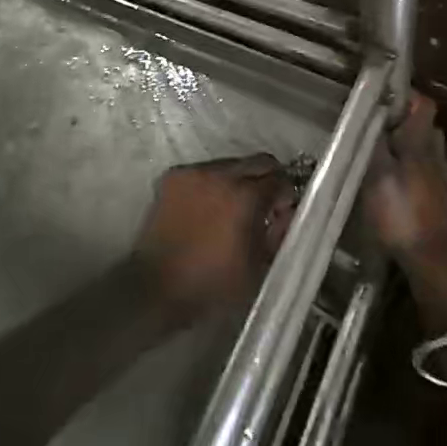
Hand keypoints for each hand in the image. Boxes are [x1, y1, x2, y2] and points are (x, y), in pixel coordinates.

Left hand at [130, 155, 296, 325]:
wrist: (160, 283)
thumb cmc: (215, 283)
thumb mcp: (261, 265)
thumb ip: (279, 232)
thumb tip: (285, 212)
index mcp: (244, 196)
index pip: (279, 178)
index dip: (287, 196)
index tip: (283, 213)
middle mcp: (218, 175)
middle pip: (255, 162)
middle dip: (266, 181)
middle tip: (265, 208)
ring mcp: (191, 172)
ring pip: (228, 164)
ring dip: (238, 180)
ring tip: (233, 210)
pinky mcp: (172, 176)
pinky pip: (202, 171)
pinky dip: (212, 184)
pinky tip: (208, 208)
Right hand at [361, 94, 446, 269]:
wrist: (427, 258)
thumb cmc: (398, 211)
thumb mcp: (376, 172)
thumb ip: (374, 140)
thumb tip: (370, 110)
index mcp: (421, 144)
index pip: (423, 104)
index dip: (403, 93)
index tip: (376, 91)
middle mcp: (435, 154)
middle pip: (423, 122)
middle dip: (399, 114)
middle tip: (368, 117)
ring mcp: (438, 174)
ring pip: (423, 143)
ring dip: (403, 136)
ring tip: (375, 140)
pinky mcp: (435, 192)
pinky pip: (422, 162)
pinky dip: (407, 157)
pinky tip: (389, 168)